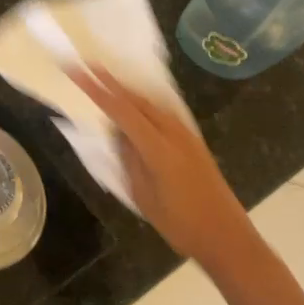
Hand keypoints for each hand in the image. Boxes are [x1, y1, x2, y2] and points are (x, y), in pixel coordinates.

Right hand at [65, 64, 250, 264]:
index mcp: (158, 148)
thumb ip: (128, 158)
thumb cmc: (180, 224)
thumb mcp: (143, 195)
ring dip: (127, 88)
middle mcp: (174, 133)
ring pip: (152, 102)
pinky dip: (144, 100)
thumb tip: (117, 132)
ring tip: (105, 76)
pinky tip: (136, 99)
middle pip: (137, 98)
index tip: (75, 70)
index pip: (121, 110)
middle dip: (110, 81)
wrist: (227, 238)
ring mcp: (187, 135)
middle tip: (86, 65)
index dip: (96, 89)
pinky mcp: (194, 141)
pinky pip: (163, 110)